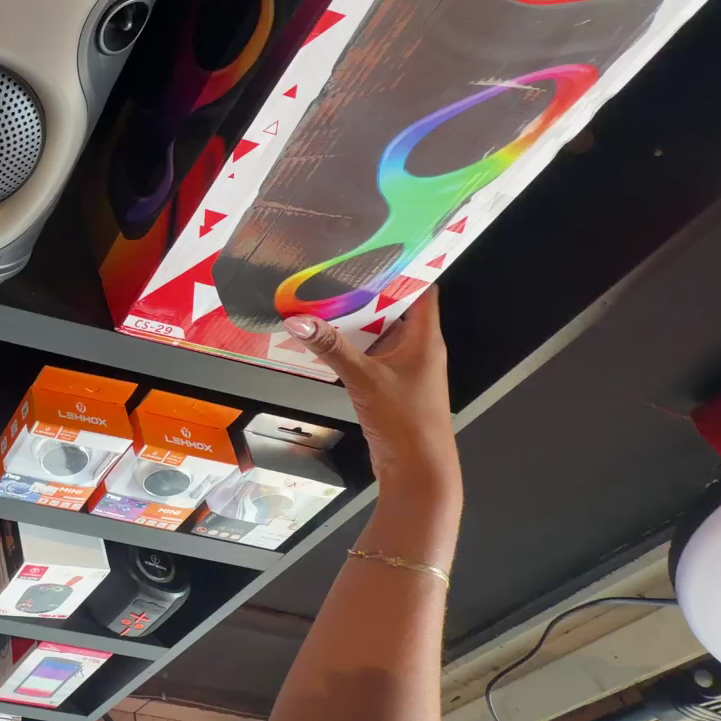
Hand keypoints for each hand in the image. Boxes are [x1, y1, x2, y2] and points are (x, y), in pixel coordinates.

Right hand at [282, 289, 459, 500]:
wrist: (417, 470)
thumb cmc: (405, 420)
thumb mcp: (364, 378)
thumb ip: (330, 347)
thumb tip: (295, 319)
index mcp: (425, 338)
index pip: (421, 290)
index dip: (402, 268)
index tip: (371, 250)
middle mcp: (418, 348)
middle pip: (393, 308)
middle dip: (364, 290)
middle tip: (332, 269)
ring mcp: (404, 367)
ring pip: (377, 331)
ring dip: (353, 319)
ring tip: (320, 297)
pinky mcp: (388, 384)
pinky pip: (368, 353)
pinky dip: (348, 343)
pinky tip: (322, 338)